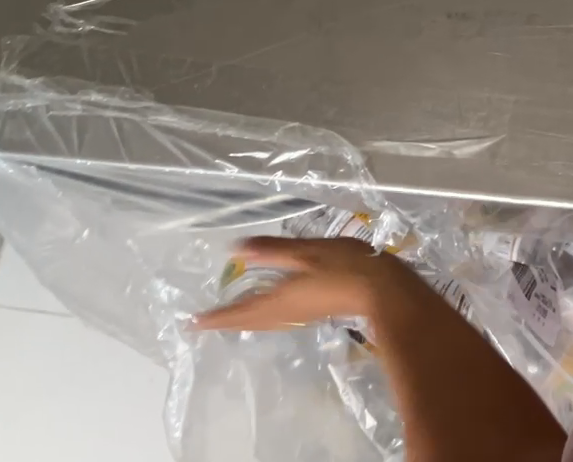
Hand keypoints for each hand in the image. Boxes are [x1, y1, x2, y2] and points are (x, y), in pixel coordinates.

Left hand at [191, 237, 430, 331]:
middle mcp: (285, 311)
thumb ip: (273, 251)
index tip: (191, 323)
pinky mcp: (315, 310)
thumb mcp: (308, 252)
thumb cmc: (344, 267)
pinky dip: (264, 315)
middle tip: (205, 322)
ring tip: (232, 315)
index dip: (214, 317)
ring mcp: (301, 313)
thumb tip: (235, 248)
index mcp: (278, 298)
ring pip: (264, 321)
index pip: (239, 311)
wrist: (381, 289)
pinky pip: (278, 317)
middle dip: (227, 321)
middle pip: (249, 320)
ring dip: (245, 319)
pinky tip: (271, 307)